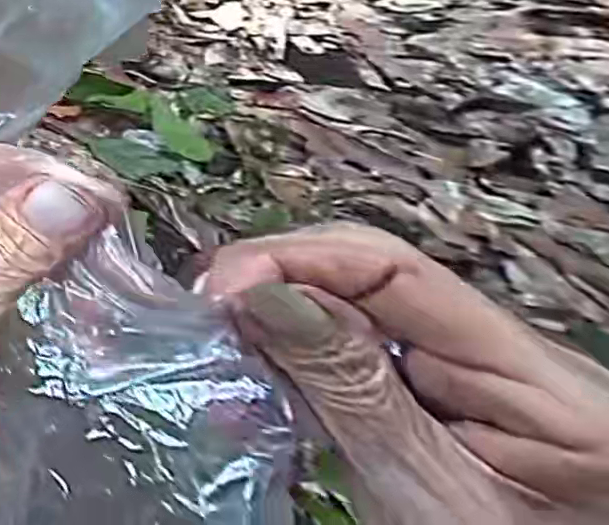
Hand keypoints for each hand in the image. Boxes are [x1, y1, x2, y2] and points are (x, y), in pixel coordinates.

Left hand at [0, 135, 114, 524]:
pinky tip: (82, 251)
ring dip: (46, 216)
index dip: (9, 162)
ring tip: (106, 225)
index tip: (76, 181)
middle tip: (105, 204)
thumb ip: (5, 249)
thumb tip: (68, 194)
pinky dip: (41, 247)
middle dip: (36, 189)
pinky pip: (1, 244)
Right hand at [201, 223, 608, 523]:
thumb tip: (255, 292)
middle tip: (210, 315)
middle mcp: (502, 349)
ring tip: (224, 342)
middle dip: (266, 278)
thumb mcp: (423, 489)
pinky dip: (278, 339)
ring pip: (333, 292)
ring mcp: (460, 361)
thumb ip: (351, 388)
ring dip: (264, 309)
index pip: (391, 267)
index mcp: (539, 378)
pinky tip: (254, 362)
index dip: (287, 260)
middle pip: (356, 265)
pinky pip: (333, 329)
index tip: (219, 294)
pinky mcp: (418, 378)